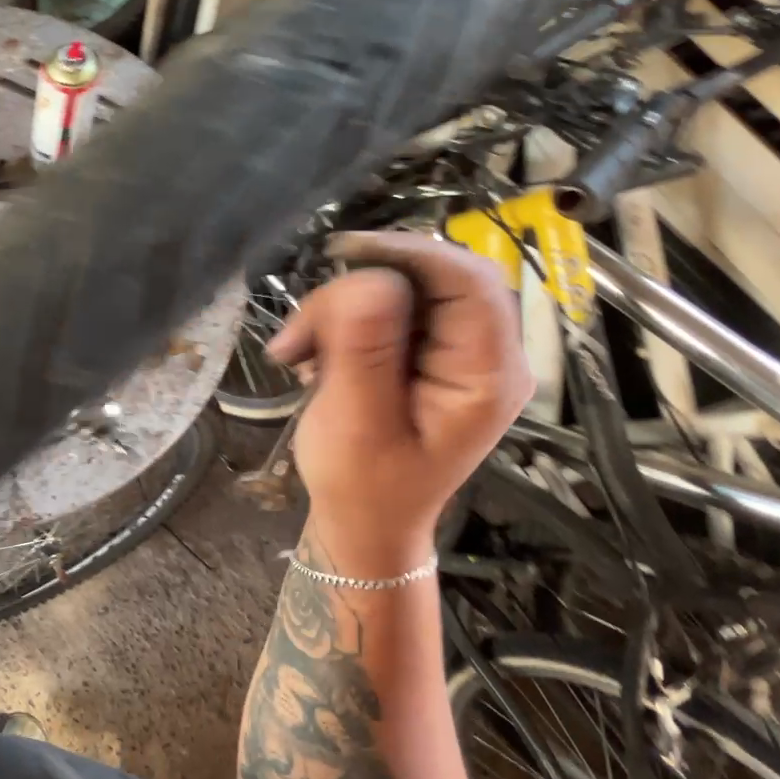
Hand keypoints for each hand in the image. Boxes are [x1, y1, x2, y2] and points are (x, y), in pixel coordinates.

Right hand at [267, 232, 532, 578]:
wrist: (363, 525)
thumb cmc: (362, 487)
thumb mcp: (356, 423)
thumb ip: (365, 349)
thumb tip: (369, 279)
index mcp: (486, 373)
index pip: (469, 281)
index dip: (409, 253)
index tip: (342, 252)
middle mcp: (481, 355)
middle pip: (427, 281)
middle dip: (352, 294)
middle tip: (299, 335)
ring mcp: (451, 355)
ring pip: (394, 294)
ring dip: (334, 313)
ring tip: (293, 354)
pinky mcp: (420, 357)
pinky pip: (379, 315)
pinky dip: (336, 326)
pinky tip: (310, 357)